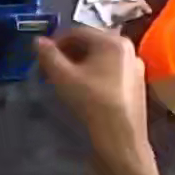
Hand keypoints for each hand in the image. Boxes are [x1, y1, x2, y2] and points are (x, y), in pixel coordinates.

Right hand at [35, 27, 151, 163]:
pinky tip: (82, 91)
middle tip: (49, 70)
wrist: (121, 142)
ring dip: (78, 65)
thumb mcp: (63, 77)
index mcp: (113, 41)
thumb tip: (38, 41)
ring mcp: (135, 68)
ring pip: (99, 59)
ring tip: (62, 81)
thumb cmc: (92, 104)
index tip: (40, 58)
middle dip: (66, 54)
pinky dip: (93, 75)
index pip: (76, 32)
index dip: (55, 42)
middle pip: (89, 44)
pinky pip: (109, 71)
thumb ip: (48, 55)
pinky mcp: (136, 85)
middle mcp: (128, 49)